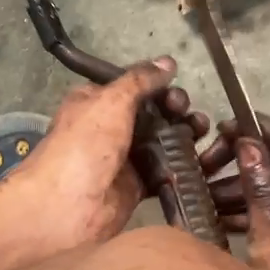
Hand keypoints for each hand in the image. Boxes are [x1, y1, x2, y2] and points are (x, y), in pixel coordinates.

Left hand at [0, 57, 208, 265]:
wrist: (65, 207)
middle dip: (174, 111)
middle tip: (192, 115)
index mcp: (94, 101)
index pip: (132, 87)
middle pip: (150, 114)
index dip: (157, 86)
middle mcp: (108, 127)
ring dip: (183, 135)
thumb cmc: (83, 147)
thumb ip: (139, 82)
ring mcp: (122, 158)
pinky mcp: (135, 187)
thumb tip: (167, 62)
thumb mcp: (109, 102)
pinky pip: (162, 171)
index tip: (177, 90)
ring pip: (159, 142)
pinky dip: (181, 165)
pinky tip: (203, 161)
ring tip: (204, 133)